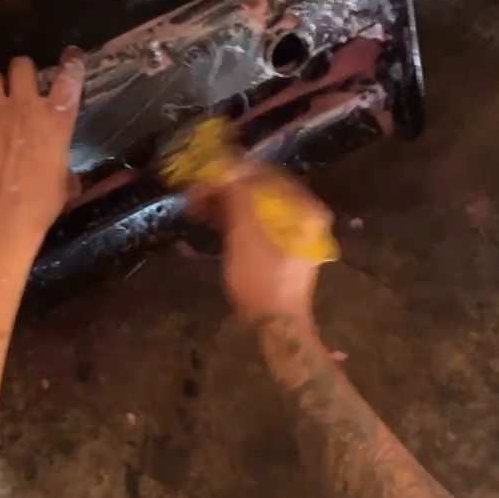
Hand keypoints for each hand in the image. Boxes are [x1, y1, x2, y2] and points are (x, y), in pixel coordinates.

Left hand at [0, 51, 84, 241]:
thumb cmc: (41, 203)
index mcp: (56, 119)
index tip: (71, 55)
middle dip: (21, 71)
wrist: (3, 215)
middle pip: (21, 65)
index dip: (71, 62)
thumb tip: (64, 172)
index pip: (69, 77)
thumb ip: (62, 163)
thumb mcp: (64, 180)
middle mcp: (26, 106)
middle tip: (19, 84)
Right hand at [190, 163, 329, 322]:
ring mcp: (292, 234)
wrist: (274, 326)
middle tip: (195, 190)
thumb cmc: (262, 280)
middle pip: (259, 191)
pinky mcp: (278, 249)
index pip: (266, 175)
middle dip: (224, 189)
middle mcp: (302, 217)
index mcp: (304, 209)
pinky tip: (207, 221)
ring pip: (254, 208)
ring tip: (195, 205)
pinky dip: (231, 222)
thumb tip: (224, 171)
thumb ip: (237, 197)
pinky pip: (253, 225)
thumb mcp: (245, 235)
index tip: (205, 172)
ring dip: (224, 205)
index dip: (233, 171)